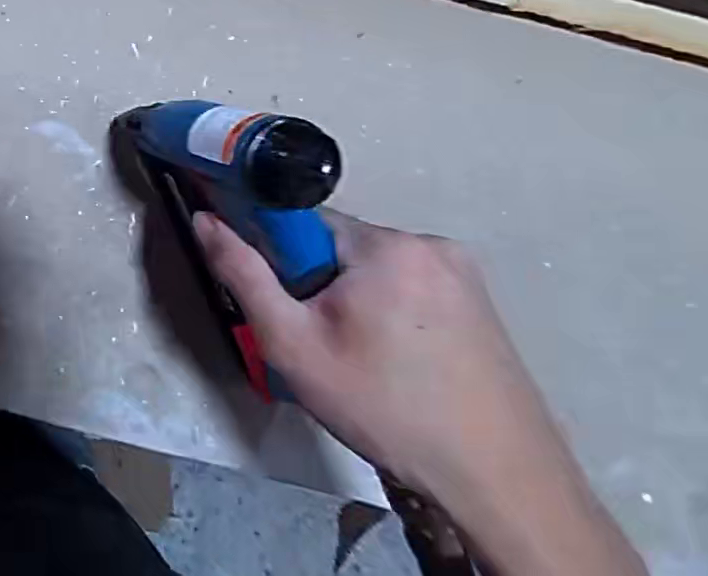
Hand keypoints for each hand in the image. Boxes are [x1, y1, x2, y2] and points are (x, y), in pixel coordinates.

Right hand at [193, 209, 643, 575]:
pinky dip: (382, 310)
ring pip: (366, 266)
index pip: (298, 218)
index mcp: (387, 245)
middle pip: (333, 244)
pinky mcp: (480, 303)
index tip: (277, 294)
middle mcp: (431, 245)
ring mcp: (464, 274)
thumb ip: (241, 273)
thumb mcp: (291, 342)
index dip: (274, 254)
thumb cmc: (385, 407)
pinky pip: (403, 285)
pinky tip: (390, 359)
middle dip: (311, 281)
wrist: (503, 487)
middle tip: (315, 337)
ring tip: (354, 355)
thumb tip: (203, 219)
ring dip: (345, 297)